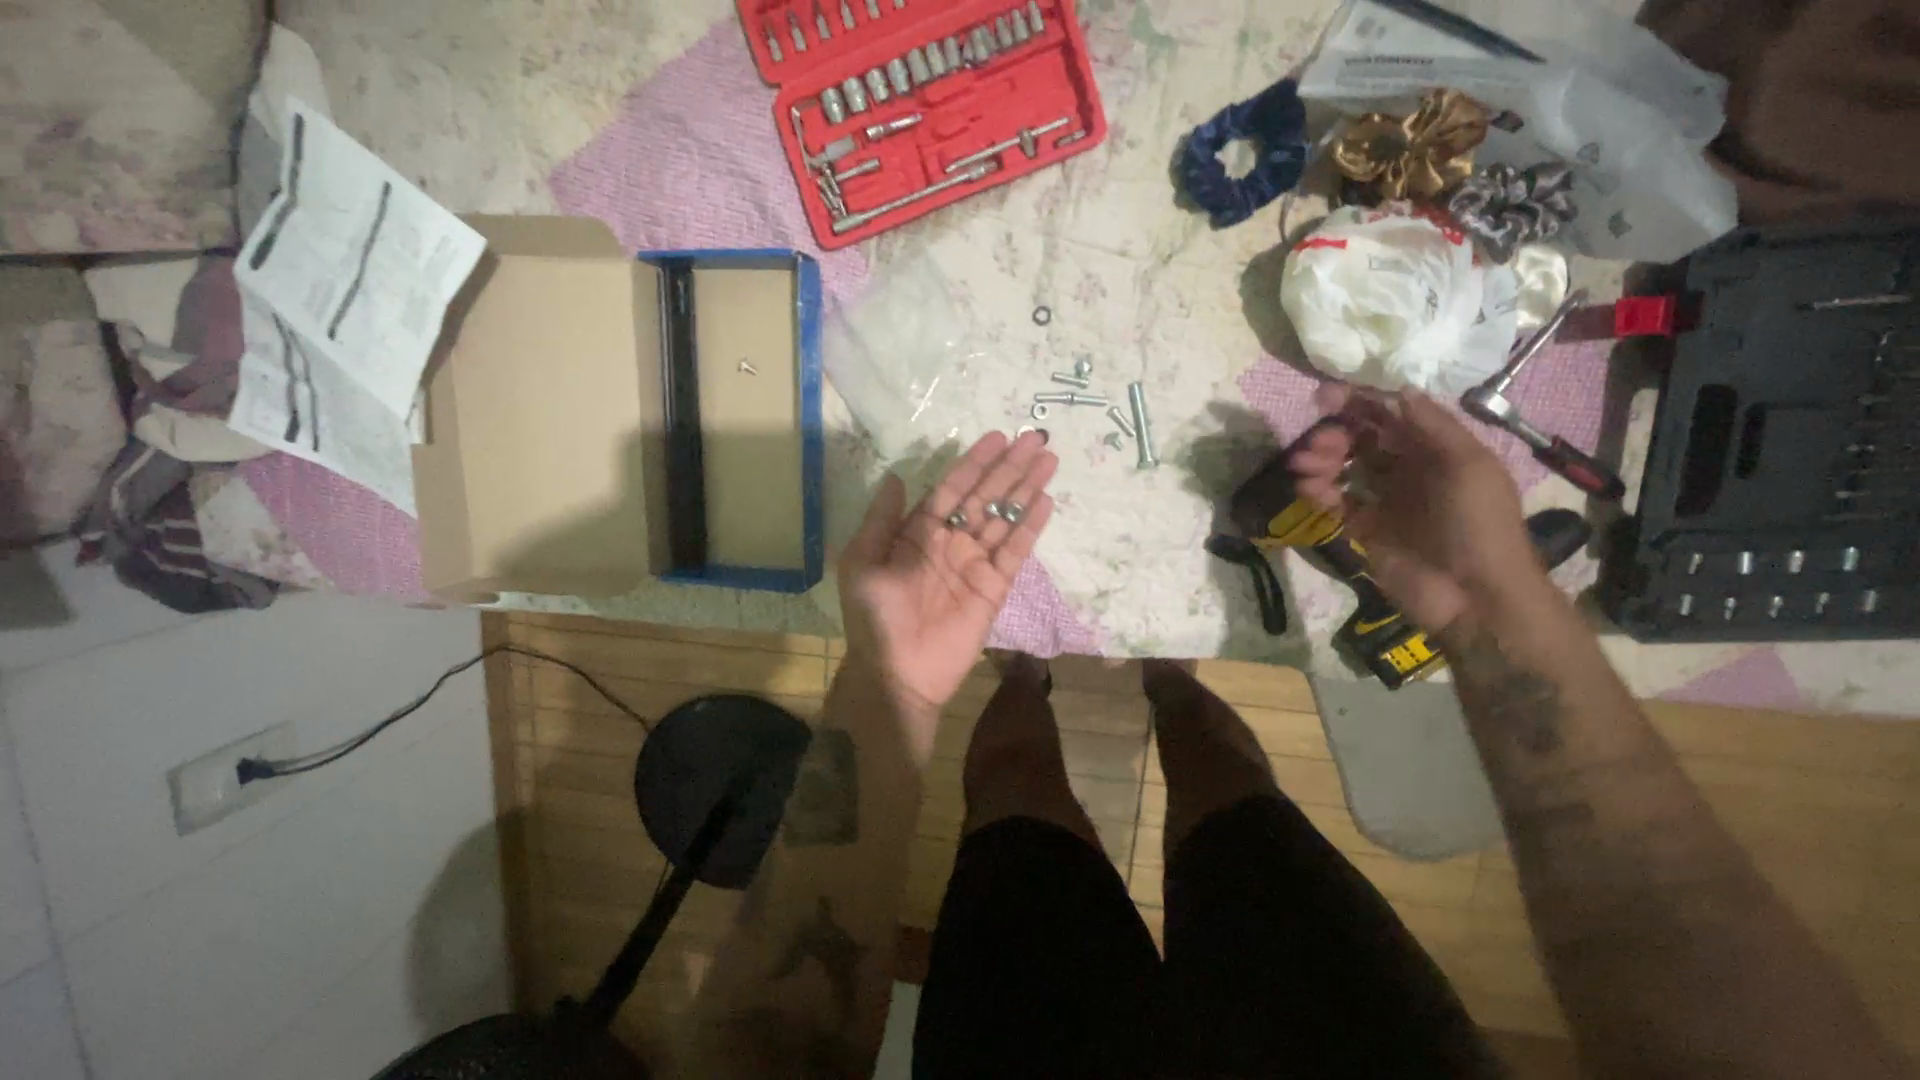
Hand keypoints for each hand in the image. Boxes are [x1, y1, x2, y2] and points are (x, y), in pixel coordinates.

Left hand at [838, 431, 1057, 723]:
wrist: (896, 672)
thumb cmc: (873, 617)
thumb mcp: (862, 562)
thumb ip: (882, 520)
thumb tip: (897, 476)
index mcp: (919, 532)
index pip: (952, 488)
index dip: (974, 463)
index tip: (997, 437)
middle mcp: (951, 542)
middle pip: (985, 496)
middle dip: (1009, 467)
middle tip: (1035, 438)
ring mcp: (975, 564)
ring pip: (1004, 518)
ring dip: (1025, 488)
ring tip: (1048, 459)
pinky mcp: (994, 588)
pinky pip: (1015, 552)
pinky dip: (1029, 528)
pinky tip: (1045, 500)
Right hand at [1289, 384, 1540, 633]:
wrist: (1474, 595)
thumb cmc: (1478, 524)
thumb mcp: (1468, 465)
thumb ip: (1433, 425)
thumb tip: (1398, 389)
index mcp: (1438, 450)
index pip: (1393, 416)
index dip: (1361, 402)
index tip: (1326, 395)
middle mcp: (1410, 469)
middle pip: (1364, 439)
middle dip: (1336, 432)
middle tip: (1316, 440)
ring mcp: (1386, 500)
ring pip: (1346, 467)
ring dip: (1322, 459)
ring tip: (1303, 464)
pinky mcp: (1365, 529)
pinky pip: (1336, 502)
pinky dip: (1318, 491)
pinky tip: (1307, 488)